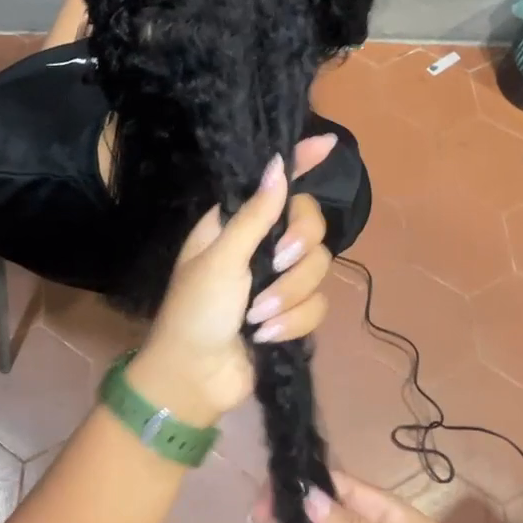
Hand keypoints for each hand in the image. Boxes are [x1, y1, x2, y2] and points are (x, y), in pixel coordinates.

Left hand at [125, 135, 338, 428]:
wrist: (194, 377)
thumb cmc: (195, 311)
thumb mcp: (221, 259)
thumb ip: (254, 215)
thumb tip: (279, 165)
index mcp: (234, 224)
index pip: (273, 184)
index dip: (299, 163)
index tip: (327, 145)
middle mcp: (259, 246)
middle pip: (308, 226)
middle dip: (297, 250)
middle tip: (275, 263)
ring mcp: (276, 280)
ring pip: (317, 269)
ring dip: (288, 297)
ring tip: (255, 318)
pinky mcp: (290, 313)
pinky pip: (317, 306)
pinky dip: (292, 322)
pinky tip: (264, 337)